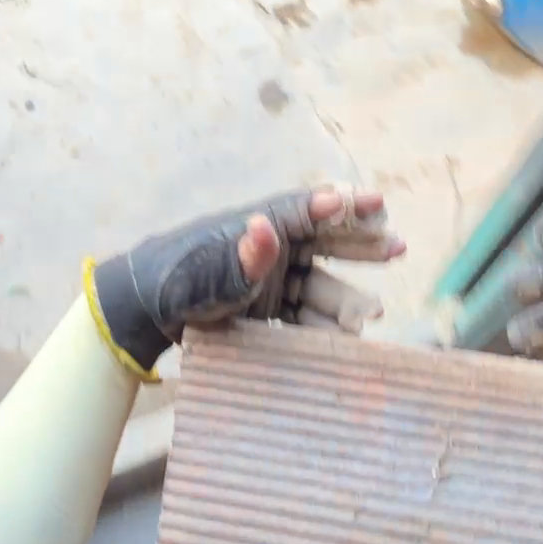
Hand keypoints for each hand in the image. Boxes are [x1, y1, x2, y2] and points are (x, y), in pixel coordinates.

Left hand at [87, 187, 403, 376]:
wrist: (145, 313)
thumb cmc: (175, 280)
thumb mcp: (209, 273)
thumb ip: (241, 258)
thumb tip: (264, 225)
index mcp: (257, 227)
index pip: (306, 210)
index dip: (343, 206)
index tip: (377, 203)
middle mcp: (268, 250)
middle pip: (323, 243)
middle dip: (360, 245)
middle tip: (397, 248)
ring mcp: (269, 282)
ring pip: (318, 286)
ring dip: (346, 299)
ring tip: (372, 316)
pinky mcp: (266, 311)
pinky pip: (303, 317)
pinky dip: (323, 327)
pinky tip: (346, 340)